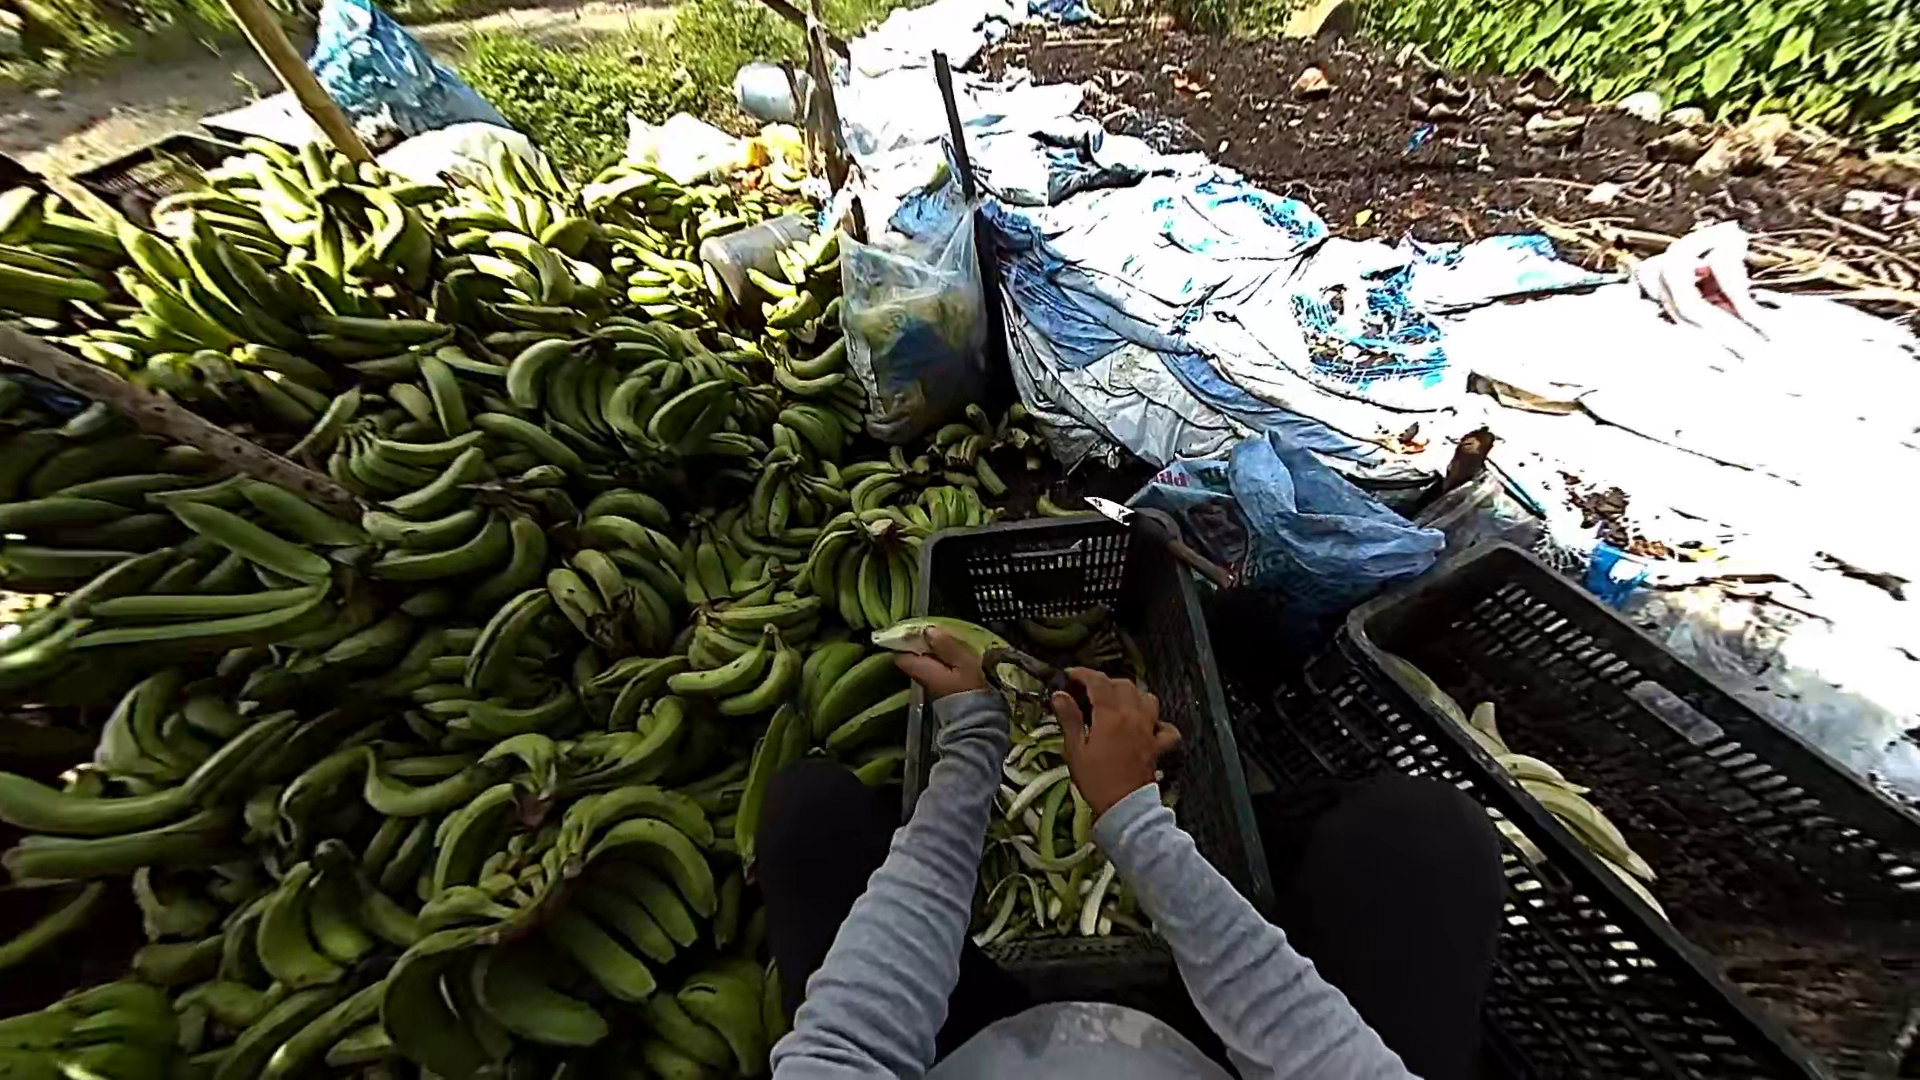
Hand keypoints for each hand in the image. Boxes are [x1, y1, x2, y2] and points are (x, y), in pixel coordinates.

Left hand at [892, 628, 987, 700]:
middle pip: (912, 657)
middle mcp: (921, 679)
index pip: (900, 655)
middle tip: (936, 631)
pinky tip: (952, 656)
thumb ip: (946, 646)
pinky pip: (934, 669)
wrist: (979, 721)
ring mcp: (930, 686)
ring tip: (946, 641)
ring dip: (932, 652)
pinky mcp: (940, 689)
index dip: (905, 640)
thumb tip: (928, 630)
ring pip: (924, 663)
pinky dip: (940, 661)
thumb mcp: (963, 663)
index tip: (916, 629)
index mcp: (922, 671)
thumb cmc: (970, 689)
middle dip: (920, 643)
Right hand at [1051, 669, 1178, 818]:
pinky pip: (1165, 726)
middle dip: (1104, 682)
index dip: (1083, 674)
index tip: (1069, 676)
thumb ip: (1069, 719)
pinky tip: (1146, 725)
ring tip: (1115, 702)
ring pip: (1146, 697)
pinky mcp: (1159, 745)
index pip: (1098, 682)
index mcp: (1111, 716)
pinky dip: (1157, 721)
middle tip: (1087, 692)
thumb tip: (1059, 695)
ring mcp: (1150, 730)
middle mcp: (1133, 716)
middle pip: (1123, 685)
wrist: (1125, 810)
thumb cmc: (1096, 780)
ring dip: (1131, 694)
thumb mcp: (1075, 750)